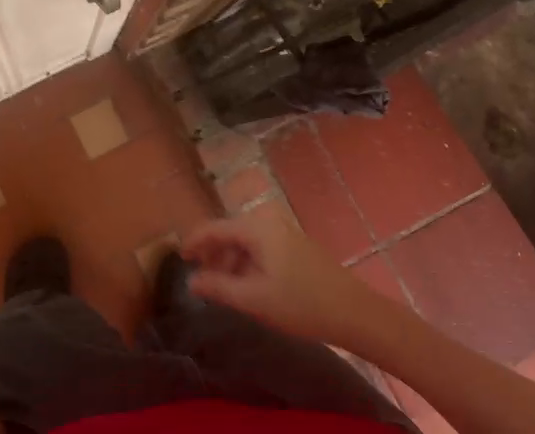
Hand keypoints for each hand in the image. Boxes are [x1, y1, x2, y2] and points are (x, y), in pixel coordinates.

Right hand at [180, 213, 383, 346]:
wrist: (356, 314)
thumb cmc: (301, 304)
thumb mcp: (254, 299)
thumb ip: (218, 287)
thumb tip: (191, 280)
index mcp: (256, 227)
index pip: (213, 228)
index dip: (193, 243)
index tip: (178, 260)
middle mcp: (268, 221)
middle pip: (228, 232)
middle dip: (212, 254)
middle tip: (201, 280)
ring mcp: (284, 231)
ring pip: (244, 241)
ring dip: (230, 262)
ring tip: (224, 288)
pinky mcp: (295, 246)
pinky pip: (260, 247)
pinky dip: (248, 263)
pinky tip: (249, 286)